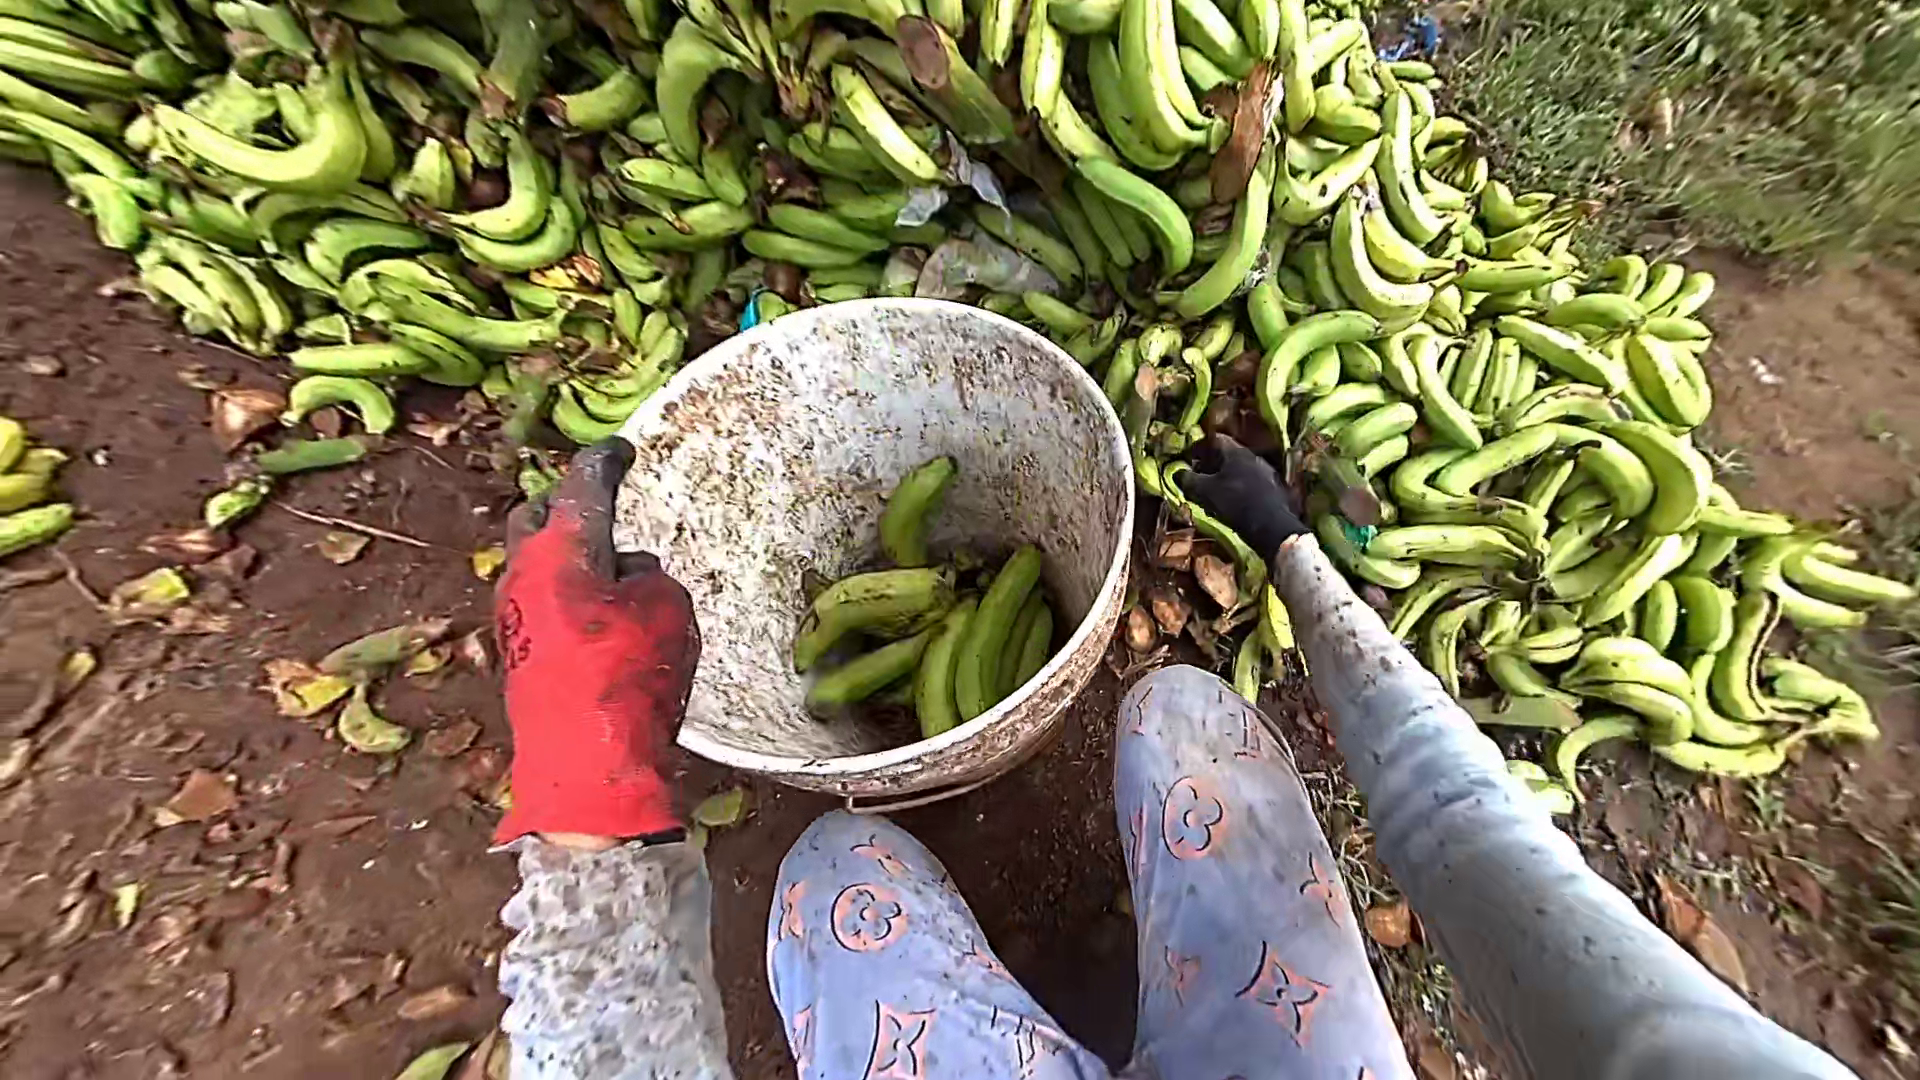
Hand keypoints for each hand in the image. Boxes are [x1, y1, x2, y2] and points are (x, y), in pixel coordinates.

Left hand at [493, 439, 699, 844]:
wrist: (588, 763)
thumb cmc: (634, 674)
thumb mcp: (667, 608)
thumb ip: (647, 576)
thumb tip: (625, 573)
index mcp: (564, 552)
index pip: (584, 487)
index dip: (605, 461)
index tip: (622, 450)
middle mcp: (525, 573)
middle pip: (536, 515)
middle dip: (567, 500)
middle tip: (604, 502)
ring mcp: (512, 612)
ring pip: (533, 556)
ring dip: (566, 548)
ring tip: (608, 561)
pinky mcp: (516, 646)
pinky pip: (539, 593)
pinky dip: (565, 583)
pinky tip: (597, 605)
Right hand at [1181, 436, 1308, 560]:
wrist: (1269, 525)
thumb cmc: (1234, 502)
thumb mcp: (1204, 491)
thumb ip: (1188, 479)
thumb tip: (1177, 473)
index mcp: (1237, 452)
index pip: (1215, 440)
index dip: (1199, 447)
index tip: (1188, 457)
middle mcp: (1253, 457)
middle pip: (1227, 455)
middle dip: (1210, 464)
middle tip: (1196, 476)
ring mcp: (1265, 473)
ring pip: (1238, 470)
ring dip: (1222, 478)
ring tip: (1210, 492)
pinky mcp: (1271, 489)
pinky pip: (1248, 483)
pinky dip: (1235, 489)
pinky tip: (1228, 503)